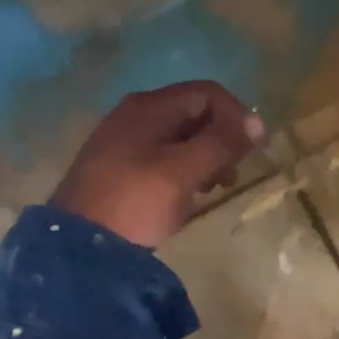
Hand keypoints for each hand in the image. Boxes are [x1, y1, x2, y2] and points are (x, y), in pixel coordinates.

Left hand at [50, 81, 265, 247]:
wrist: (81, 245)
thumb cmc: (136, 202)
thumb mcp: (184, 171)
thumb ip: (221, 143)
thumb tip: (258, 123)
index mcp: (149, 107)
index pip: (207, 93)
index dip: (237, 117)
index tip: (254, 151)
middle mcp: (135, 114)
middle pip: (194, 113)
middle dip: (222, 139)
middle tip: (232, 174)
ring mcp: (123, 140)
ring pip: (179, 137)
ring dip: (205, 157)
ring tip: (213, 188)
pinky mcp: (118, 167)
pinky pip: (162, 157)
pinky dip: (184, 170)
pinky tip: (186, 195)